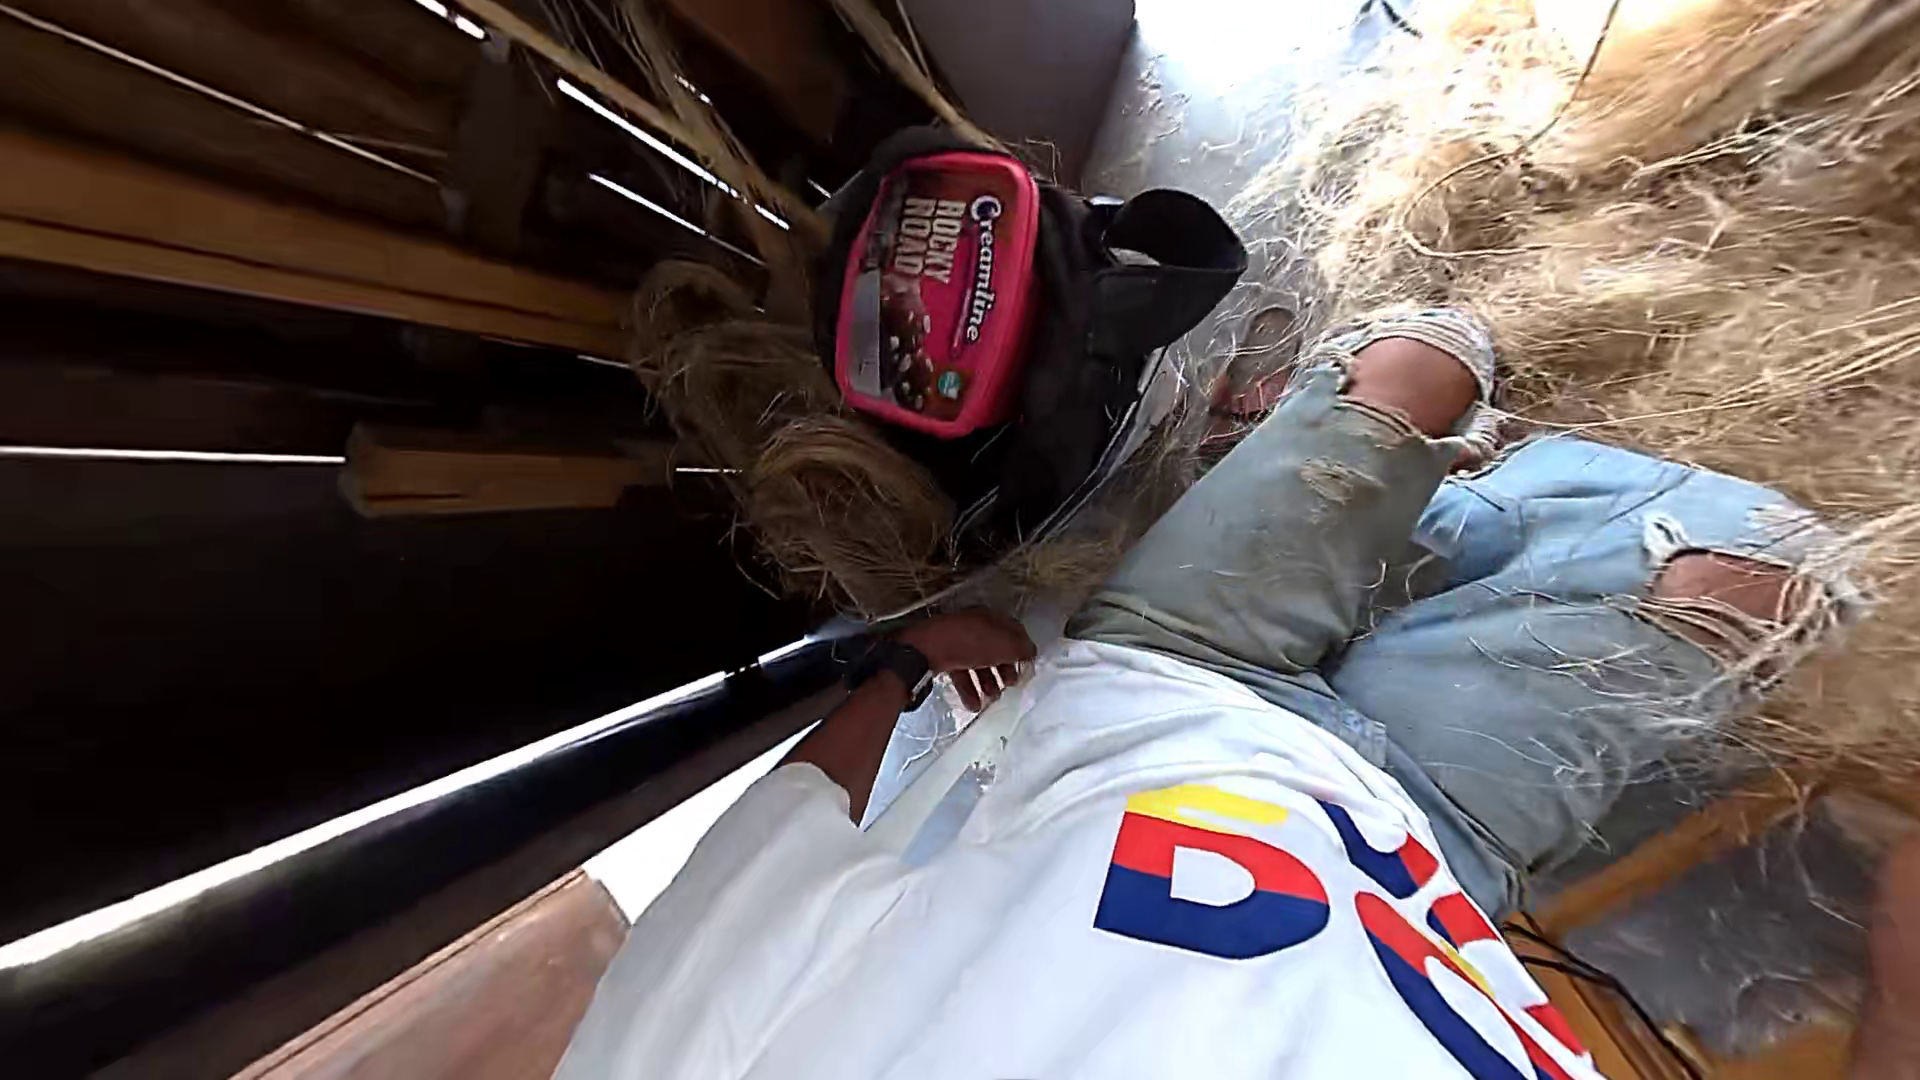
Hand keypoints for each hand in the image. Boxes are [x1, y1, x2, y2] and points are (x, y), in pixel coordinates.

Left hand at [895, 609, 1037, 711]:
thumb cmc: (970, 643)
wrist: (926, 649)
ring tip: (993, 698)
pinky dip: (969, 689)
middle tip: (1011, 684)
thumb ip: (1021, 648)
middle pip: (995, 648)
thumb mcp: (1003, 644)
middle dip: (1005, 668)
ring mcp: (956, 642)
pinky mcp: (942, 657)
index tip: (1028, 665)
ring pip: (978, 662)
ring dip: (988, 682)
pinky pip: (961, 672)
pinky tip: (973, 705)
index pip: (1012, 630)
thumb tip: (1030, 652)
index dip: (1022, 647)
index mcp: (989, 618)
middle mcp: (973, 627)